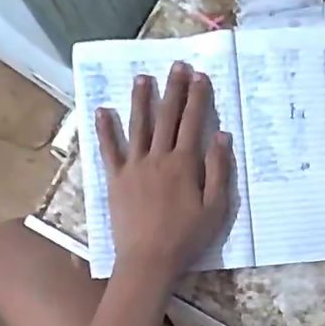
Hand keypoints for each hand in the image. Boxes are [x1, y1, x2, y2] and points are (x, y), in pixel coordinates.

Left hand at [95, 62, 233, 285]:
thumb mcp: (215, 209)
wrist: (148, 259)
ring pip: (138, 126)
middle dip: (174, 89)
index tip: (200, 76)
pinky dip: (105, 129)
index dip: (198, 98)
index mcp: (184, 164)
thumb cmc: (187, 238)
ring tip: (143, 77)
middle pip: (167, 117)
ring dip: (141, 100)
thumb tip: (221, 136)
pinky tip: (103, 111)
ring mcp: (133, 167)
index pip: (193, 123)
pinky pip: (109, 150)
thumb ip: (219, 171)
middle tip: (177, 66)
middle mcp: (158, 158)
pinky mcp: (115, 180)